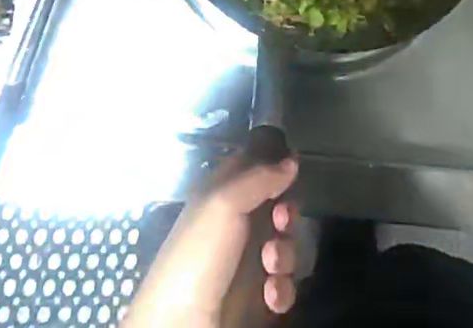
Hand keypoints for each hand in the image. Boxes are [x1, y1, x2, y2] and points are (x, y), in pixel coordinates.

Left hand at [124, 131, 299, 327]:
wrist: (181, 324)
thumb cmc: (199, 252)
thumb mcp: (223, 203)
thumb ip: (258, 178)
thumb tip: (291, 161)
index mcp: (220, 194)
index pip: (251, 169)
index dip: (273, 168)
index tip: (291, 172)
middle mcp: (234, 224)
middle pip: (275, 209)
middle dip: (286, 215)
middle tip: (281, 222)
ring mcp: (245, 263)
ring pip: (283, 247)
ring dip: (284, 255)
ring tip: (270, 265)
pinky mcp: (255, 299)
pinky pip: (282, 286)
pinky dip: (282, 290)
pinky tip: (270, 295)